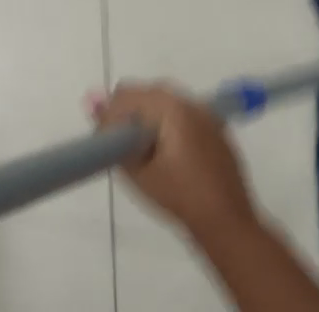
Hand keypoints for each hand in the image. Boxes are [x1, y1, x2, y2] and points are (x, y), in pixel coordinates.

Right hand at [90, 82, 258, 236]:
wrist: (229, 225)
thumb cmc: (178, 196)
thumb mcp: (135, 167)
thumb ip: (109, 130)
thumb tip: (90, 99)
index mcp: (171, 107)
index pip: (125, 95)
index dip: (111, 117)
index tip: (110, 143)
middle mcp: (191, 102)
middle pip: (144, 93)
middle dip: (129, 114)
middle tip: (125, 145)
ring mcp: (208, 115)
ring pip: (163, 102)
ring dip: (148, 118)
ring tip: (145, 149)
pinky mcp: (218, 129)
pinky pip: (183, 113)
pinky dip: (169, 124)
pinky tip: (168, 153)